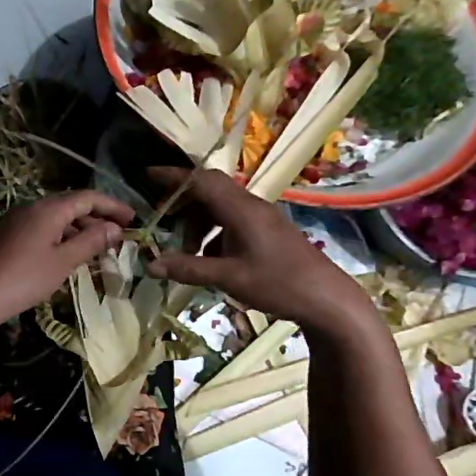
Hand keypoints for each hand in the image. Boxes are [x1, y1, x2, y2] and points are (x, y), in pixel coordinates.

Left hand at [0, 191, 135, 342]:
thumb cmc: (25, 279)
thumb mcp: (64, 261)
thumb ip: (91, 241)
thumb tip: (114, 228)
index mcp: (47, 209)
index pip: (87, 197)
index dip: (113, 206)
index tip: (134, 219)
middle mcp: (31, 206)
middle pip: (71, 205)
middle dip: (97, 218)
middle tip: (118, 237)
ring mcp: (16, 219)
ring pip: (55, 217)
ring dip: (79, 229)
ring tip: (98, 249)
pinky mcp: (7, 234)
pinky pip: (41, 227)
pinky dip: (60, 235)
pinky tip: (68, 254)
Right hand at [144, 167, 371, 329]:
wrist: (328, 300)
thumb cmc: (278, 284)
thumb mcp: (228, 278)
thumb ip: (188, 269)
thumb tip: (151, 265)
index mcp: (241, 210)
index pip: (201, 181)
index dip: (173, 176)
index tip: (147, 176)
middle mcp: (251, 206)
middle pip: (209, 190)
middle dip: (183, 202)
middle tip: (163, 220)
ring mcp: (261, 218)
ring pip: (219, 206)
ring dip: (198, 222)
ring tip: (188, 252)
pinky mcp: (267, 231)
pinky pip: (232, 220)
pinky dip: (214, 232)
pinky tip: (210, 259)